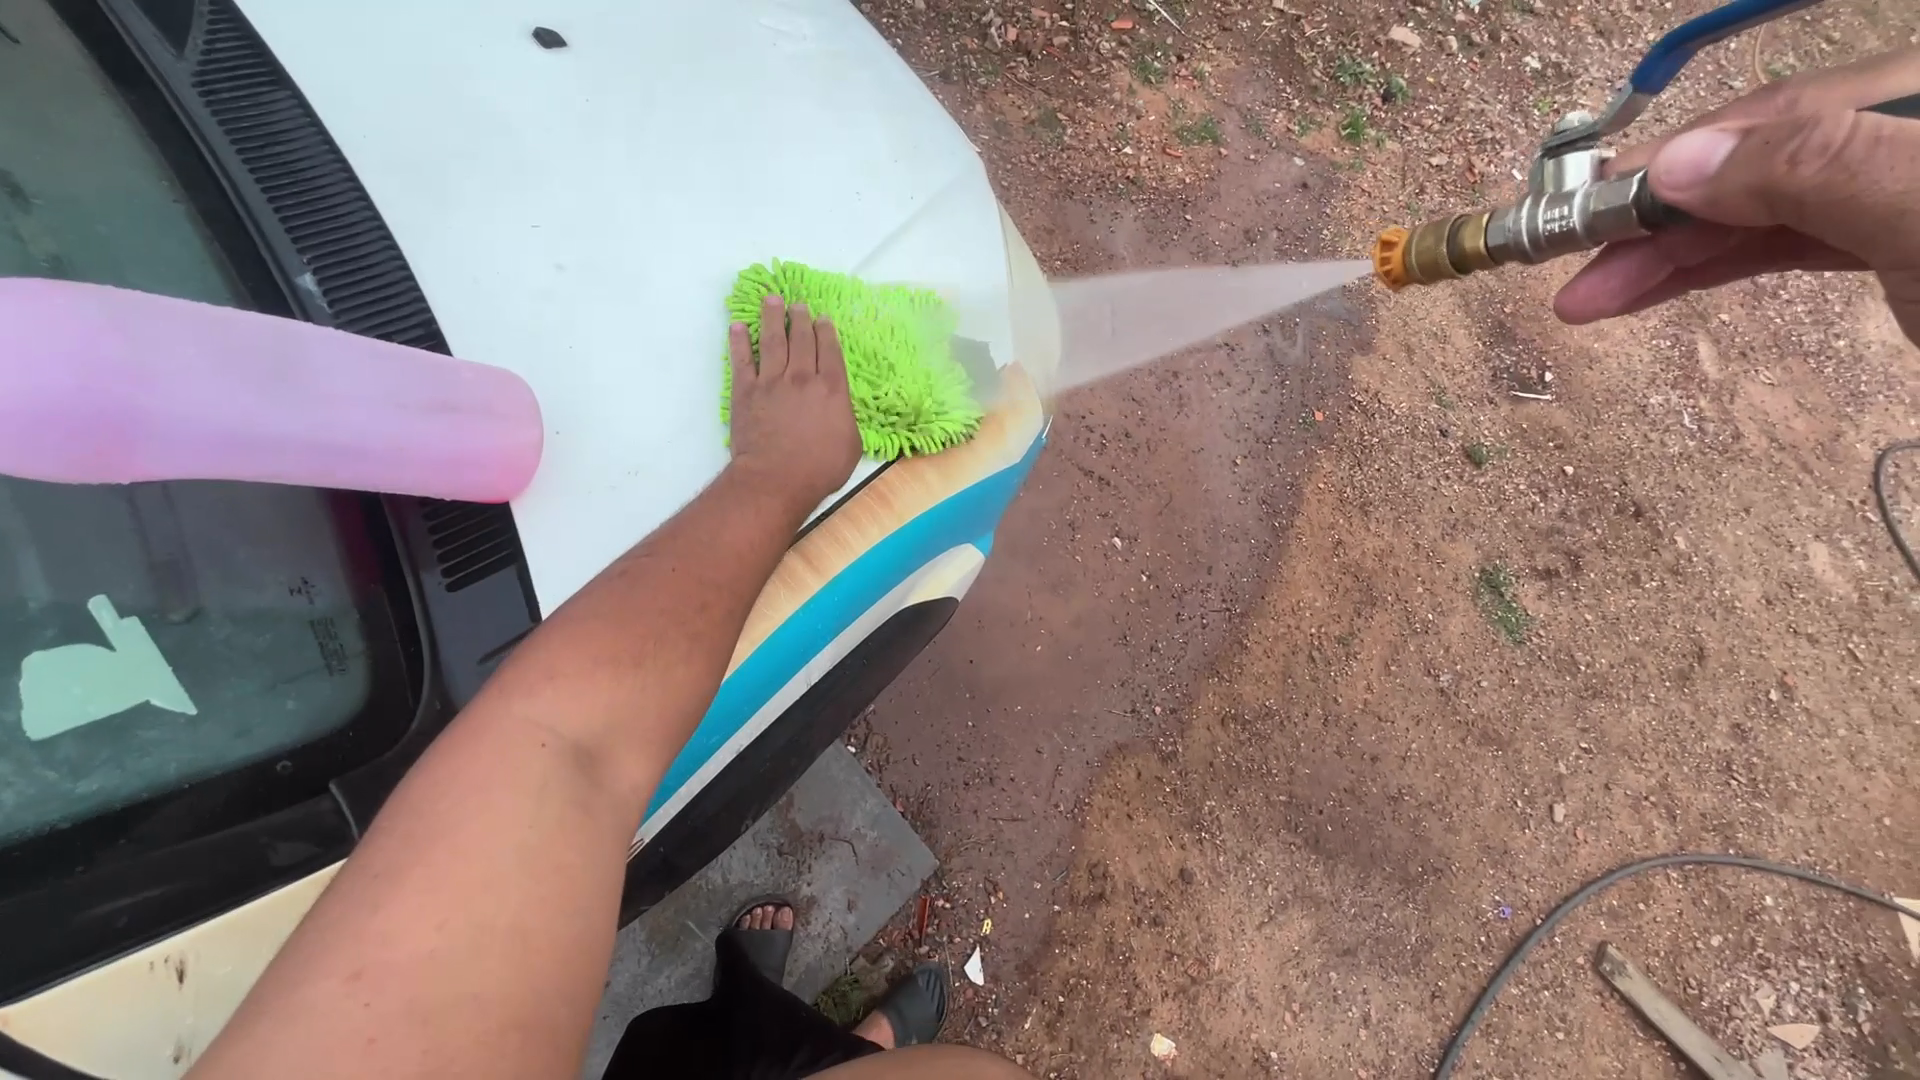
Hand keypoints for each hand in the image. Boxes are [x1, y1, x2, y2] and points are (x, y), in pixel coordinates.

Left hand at [726, 296, 861, 514]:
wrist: (776, 479)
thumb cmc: (820, 469)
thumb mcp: (851, 445)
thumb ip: (846, 418)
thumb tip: (840, 409)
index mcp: (832, 389)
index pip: (830, 351)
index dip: (826, 332)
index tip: (822, 318)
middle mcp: (803, 377)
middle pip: (802, 339)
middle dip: (800, 318)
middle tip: (798, 305)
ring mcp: (772, 382)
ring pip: (772, 340)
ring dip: (771, 317)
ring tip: (771, 300)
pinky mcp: (746, 391)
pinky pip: (741, 359)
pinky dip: (738, 341)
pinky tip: (737, 326)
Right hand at [1554, 48, 1919, 344]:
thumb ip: (1822, 172)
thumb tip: (1675, 163)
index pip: (1781, 114)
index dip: (1668, 165)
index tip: (1576, 221)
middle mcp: (1916, 134)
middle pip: (1756, 165)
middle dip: (1652, 223)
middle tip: (1563, 278)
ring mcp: (1908, 188)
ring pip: (1758, 210)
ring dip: (1665, 257)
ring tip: (1584, 303)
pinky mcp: (1898, 241)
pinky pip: (1782, 244)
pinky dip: (1710, 269)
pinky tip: (1653, 290)